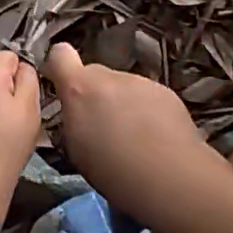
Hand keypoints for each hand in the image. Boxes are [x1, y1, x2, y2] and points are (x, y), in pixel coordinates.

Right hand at [43, 44, 232, 217]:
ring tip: (134, 136)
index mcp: (79, 89)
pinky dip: (148, 111)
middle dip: (96, 94)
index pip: (60, 55)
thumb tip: (78, 111)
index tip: (63, 84)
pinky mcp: (166, 92)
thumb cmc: (113, 171)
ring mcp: (140, 82)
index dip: (60, 66)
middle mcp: (109, 77)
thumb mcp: (76, 146)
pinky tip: (157, 137)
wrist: (171, 178)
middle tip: (104, 125)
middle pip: (95, 75)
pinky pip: (147, 96)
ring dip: (123, 103)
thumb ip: (74, 117)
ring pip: (123, 87)